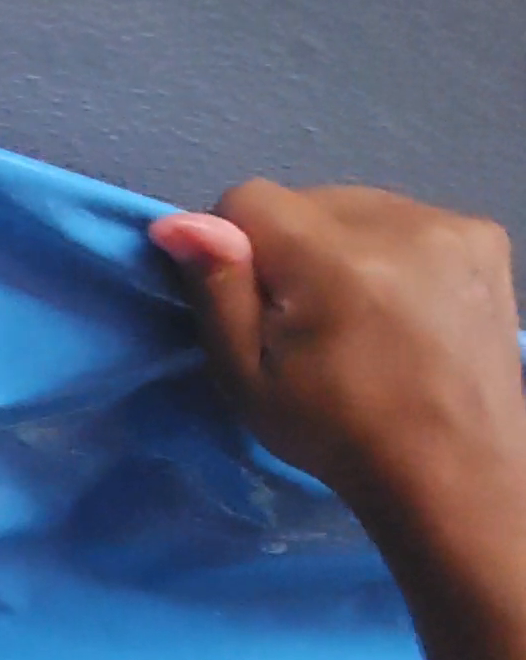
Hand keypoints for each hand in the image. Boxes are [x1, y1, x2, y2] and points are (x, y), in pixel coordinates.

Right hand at [149, 181, 522, 517]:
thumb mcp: (242, 371)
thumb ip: (216, 288)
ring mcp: (453, 227)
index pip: (249, 198)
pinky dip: (368, 248)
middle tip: (283, 315)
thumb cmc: (324, 426)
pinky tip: (377, 301)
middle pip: (301, 198)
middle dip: (275, 244)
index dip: (223, 243)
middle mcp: (404, 226)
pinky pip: (395, 217)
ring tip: (333, 310)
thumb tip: (177, 225)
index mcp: (336, 263)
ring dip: (322, 244)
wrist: (449, 462)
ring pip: (347, 205)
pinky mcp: (482, 237)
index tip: (235, 297)